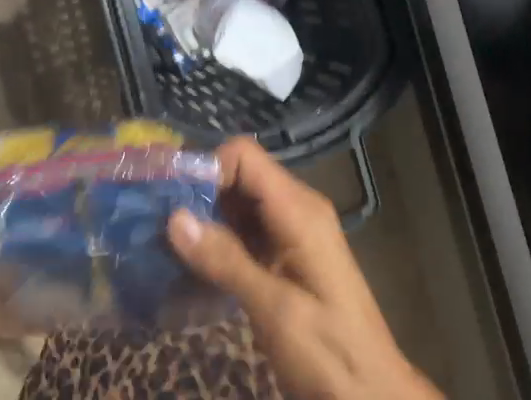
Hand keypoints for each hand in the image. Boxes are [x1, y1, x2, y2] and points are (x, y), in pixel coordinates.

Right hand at [168, 138, 441, 399]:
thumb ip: (227, 261)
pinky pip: (243, 230)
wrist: (373, 397)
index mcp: (299, 211)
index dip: (206, 168)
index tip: (172, 199)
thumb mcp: (276, 310)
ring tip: (165, 242)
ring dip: (203, 218)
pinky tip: (191, 263)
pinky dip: (216, 240)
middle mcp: (295, 210)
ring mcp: (291, 232)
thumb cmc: (330, 352)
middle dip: (197, 193)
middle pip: (237, 175)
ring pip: (237, 202)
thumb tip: (174, 217)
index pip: (244, 155)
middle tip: (157, 221)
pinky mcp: (283, 256)